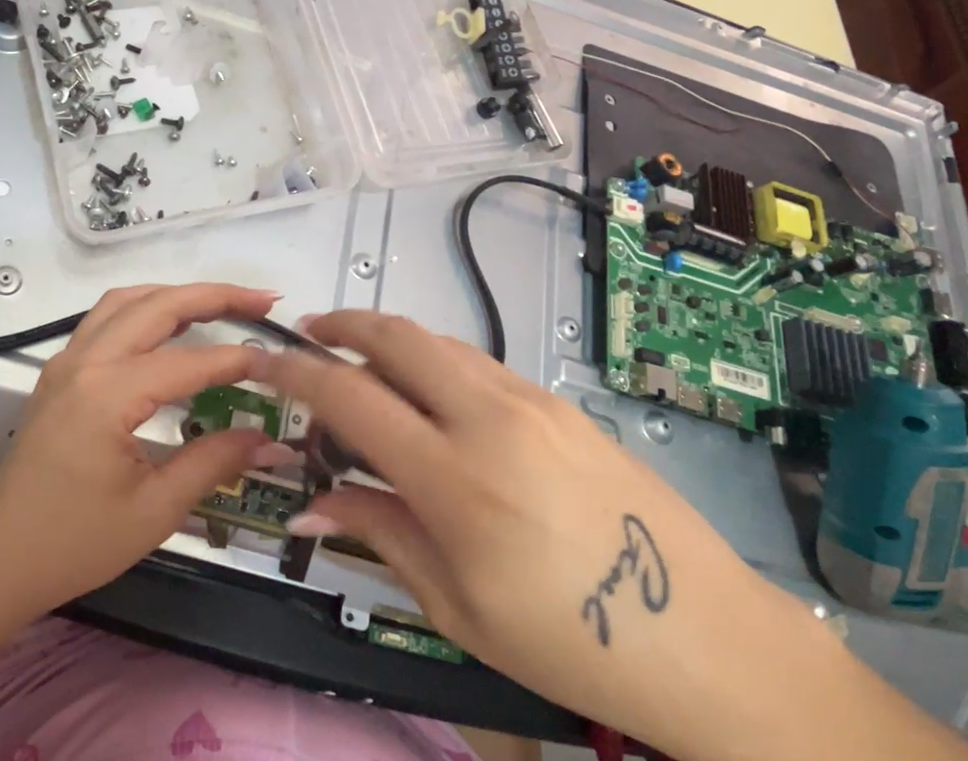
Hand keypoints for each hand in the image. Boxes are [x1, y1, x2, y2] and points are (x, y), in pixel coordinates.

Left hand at [0, 284, 295, 626]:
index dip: (239, 359)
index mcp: (107, 393)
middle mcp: (83, 363)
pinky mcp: (56, 378)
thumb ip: (214, 462)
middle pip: (156, 305)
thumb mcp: (155, 509)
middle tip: (264, 302)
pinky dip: (143, 311)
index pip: (189, 361)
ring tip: (223, 306)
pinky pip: (103, 322)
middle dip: (213, 295)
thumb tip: (271, 440)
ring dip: (175, 295)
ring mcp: (64, 366)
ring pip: (124, 303)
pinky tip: (169, 330)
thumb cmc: (76, 544)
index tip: (282, 362)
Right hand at [253, 312, 967, 760]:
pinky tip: (428, 398)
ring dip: (389, 341)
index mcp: (455, 478)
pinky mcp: (564, 406)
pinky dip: (436, 362)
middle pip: (397, 337)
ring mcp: (535, 403)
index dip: (295, 374)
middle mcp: (492, 418)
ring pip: (441, 342)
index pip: (350, 397)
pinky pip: (480, 364)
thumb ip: (379, 533)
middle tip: (306, 337)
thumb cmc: (567, 642)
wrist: (705, 638)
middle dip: (341, 324)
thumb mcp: (454, 603)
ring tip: (360, 369)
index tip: (262, 363)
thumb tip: (311, 505)